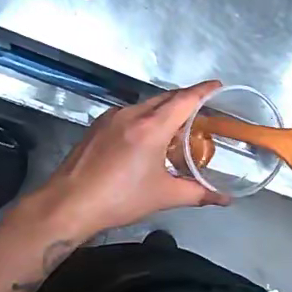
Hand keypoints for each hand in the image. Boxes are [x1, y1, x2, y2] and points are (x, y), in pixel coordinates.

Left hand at [26, 82, 228, 237]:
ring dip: (164, 111)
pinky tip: (147, 138)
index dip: (204, 91)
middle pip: (166, 98)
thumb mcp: (163, 196)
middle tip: (203, 111)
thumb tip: (223, 199)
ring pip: (146, 105)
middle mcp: (132, 114)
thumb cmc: (119, 199)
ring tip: (177, 128)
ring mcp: (112, 118)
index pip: (185, 99)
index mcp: (152, 127)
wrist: (68, 205)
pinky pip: (129, 114)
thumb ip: (197, 193)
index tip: (218, 86)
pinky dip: (145, 119)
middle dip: (186, 100)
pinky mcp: (98, 126)